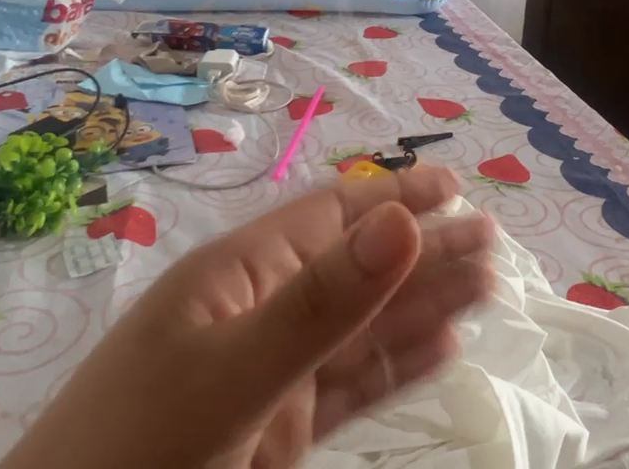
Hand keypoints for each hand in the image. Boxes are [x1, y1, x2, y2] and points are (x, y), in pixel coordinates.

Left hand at [0, 166, 495, 468]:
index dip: (392, 195)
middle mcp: (259, 313)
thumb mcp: (230, 373)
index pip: (328, 217)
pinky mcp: (278, 433)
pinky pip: (351, 386)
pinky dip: (397, 366)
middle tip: (492, 237)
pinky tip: (442, 347)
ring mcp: (270, 376)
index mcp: (237, 275)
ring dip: (423, 304)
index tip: (454, 186)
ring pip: (363, 327)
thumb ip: (319, 303)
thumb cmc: (136, 449)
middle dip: (424, 250)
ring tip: (487, 285)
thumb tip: (402, 220)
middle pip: (358, 268)